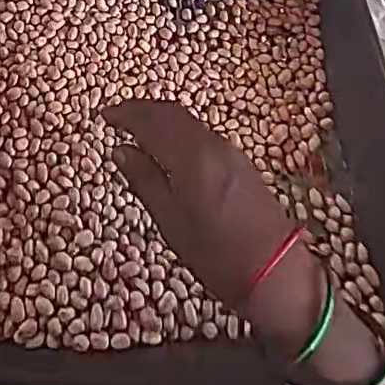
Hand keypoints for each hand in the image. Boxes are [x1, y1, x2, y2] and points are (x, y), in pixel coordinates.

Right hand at [103, 99, 297, 308]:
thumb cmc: (216, 254)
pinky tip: (167, 144)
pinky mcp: (239, 162)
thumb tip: (120, 150)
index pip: (150, 121)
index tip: (105, 115)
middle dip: (140, 109)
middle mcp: (210, 144)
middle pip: (170, 112)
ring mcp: (228, 151)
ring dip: (159, 117)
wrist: (279, 274)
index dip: (125, 114)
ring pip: (186, 120)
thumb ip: (144, 179)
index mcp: (190, 156)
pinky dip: (177, 128)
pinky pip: (199, 132)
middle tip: (117, 116)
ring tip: (137, 127)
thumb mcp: (171, 221)